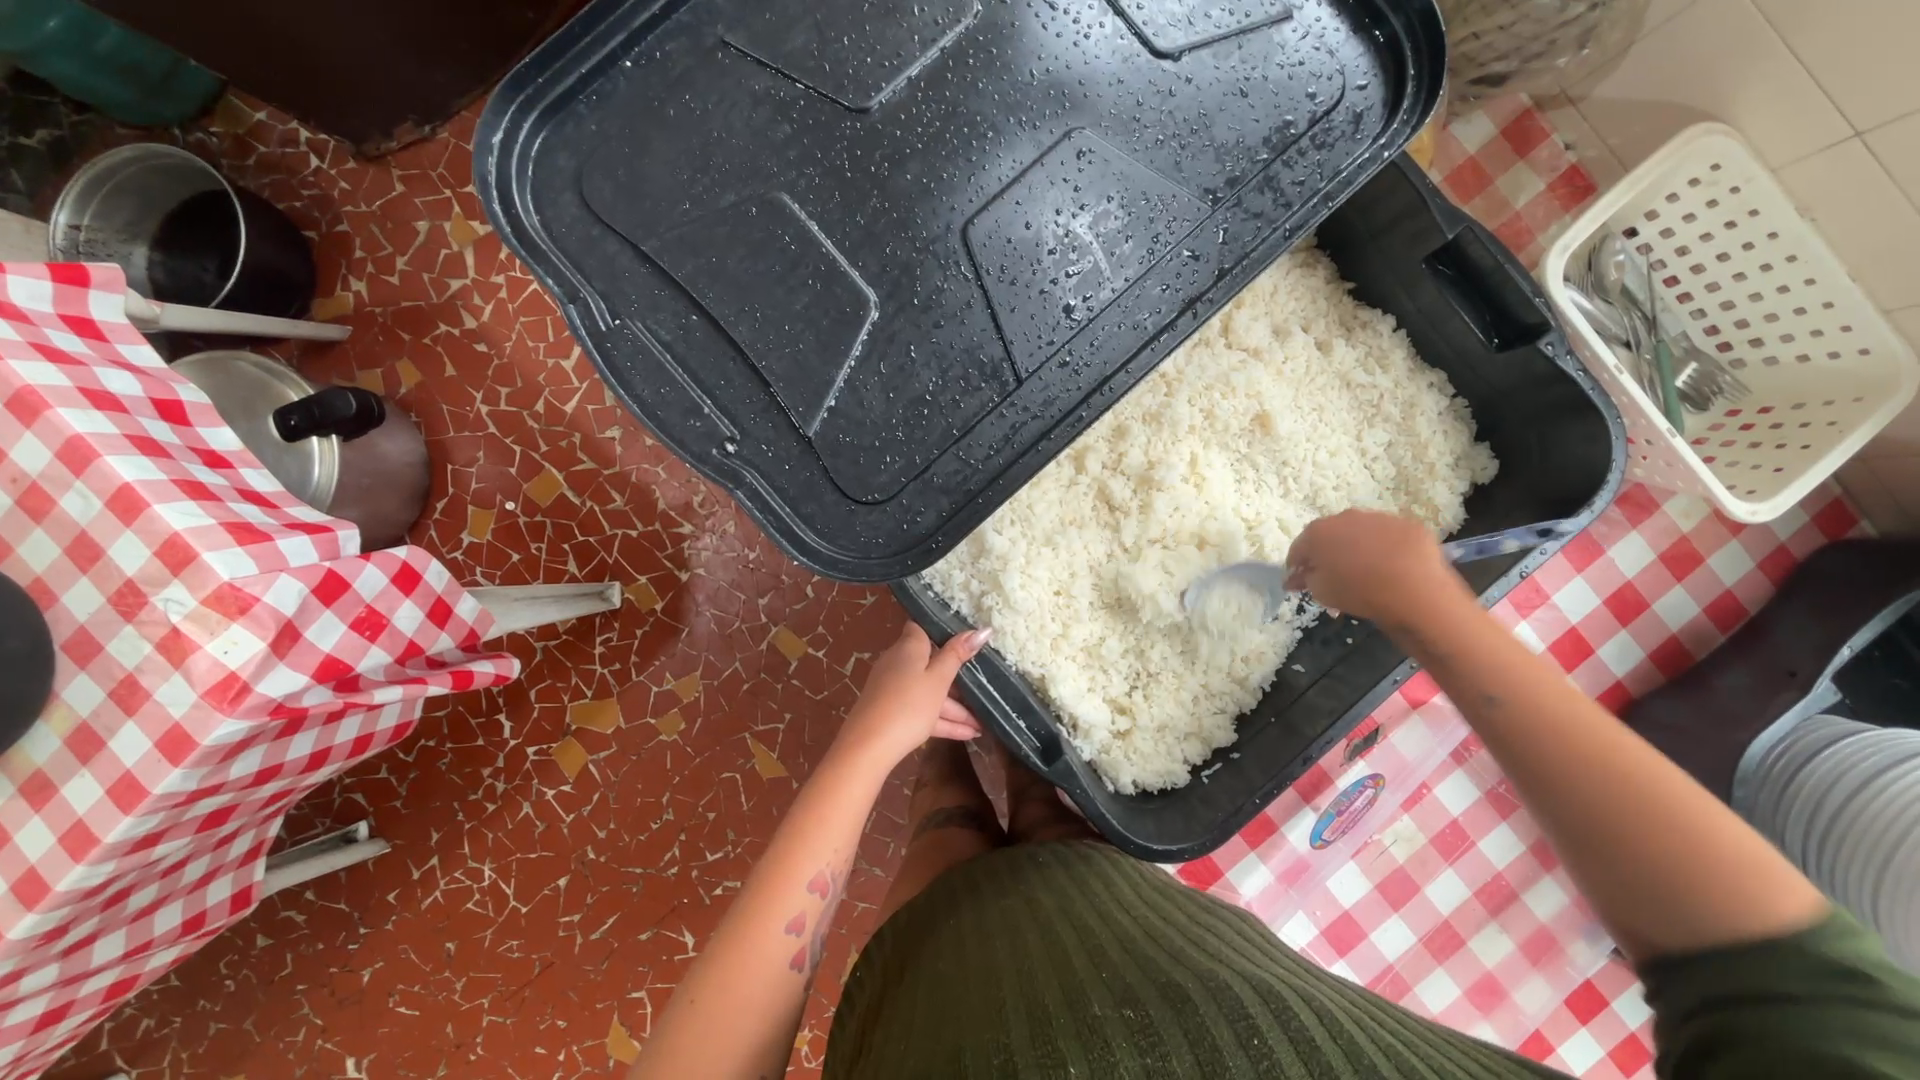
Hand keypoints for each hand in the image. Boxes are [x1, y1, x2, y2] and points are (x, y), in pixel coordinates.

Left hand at [838, 622, 991, 764]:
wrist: (869, 746)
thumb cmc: (908, 704)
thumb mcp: (939, 679)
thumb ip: (958, 655)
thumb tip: (982, 629)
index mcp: (908, 648)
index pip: (921, 629)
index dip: (940, 631)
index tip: (965, 639)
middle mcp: (898, 663)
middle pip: (930, 664)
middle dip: (957, 678)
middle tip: (984, 685)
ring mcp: (894, 689)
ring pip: (929, 692)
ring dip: (956, 707)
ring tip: (983, 723)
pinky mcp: (893, 712)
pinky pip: (923, 710)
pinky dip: (943, 720)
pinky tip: (969, 734)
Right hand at [1284, 510, 1469, 622]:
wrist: (1412, 590)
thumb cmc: (1356, 591)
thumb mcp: (1320, 592)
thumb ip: (1305, 580)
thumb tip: (1298, 577)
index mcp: (1318, 532)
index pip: (1299, 548)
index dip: (1297, 565)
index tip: (1299, 580)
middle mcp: (1346, 517)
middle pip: (1330, 535)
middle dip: (1328, 552)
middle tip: (1333, 574)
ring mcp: (1379, 518)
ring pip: (1362, 532)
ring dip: (1359, 547)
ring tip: (1367, 571)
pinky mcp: (1408, 524)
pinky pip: (1390, 537)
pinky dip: (1388, 549)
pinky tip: (1394, 568)